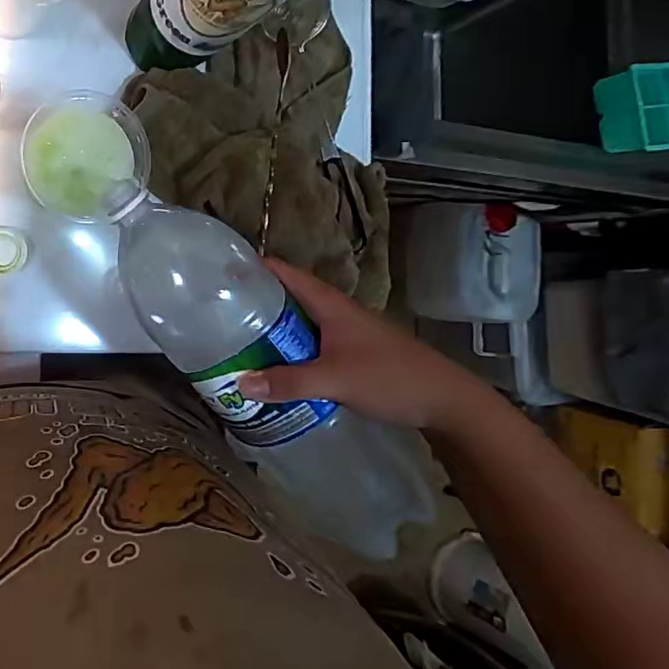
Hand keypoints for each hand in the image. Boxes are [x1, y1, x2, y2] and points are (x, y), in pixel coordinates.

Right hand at [238, 257, 510, 435]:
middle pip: (291, 298)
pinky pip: (313, 345)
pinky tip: (277, 368)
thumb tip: (239, 383)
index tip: (225, 270)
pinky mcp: (354, 355)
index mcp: (332, 305)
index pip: (288, 274)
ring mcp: (347, 334)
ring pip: (302, 324)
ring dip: (275, 330)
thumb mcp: (335, 379)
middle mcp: (338, 313)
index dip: (258, 268)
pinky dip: (292, 351)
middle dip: (258, 302)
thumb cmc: (390, 377)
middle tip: (222, 312)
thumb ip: (288, 382)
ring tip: (240, 340)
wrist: (445, 400)